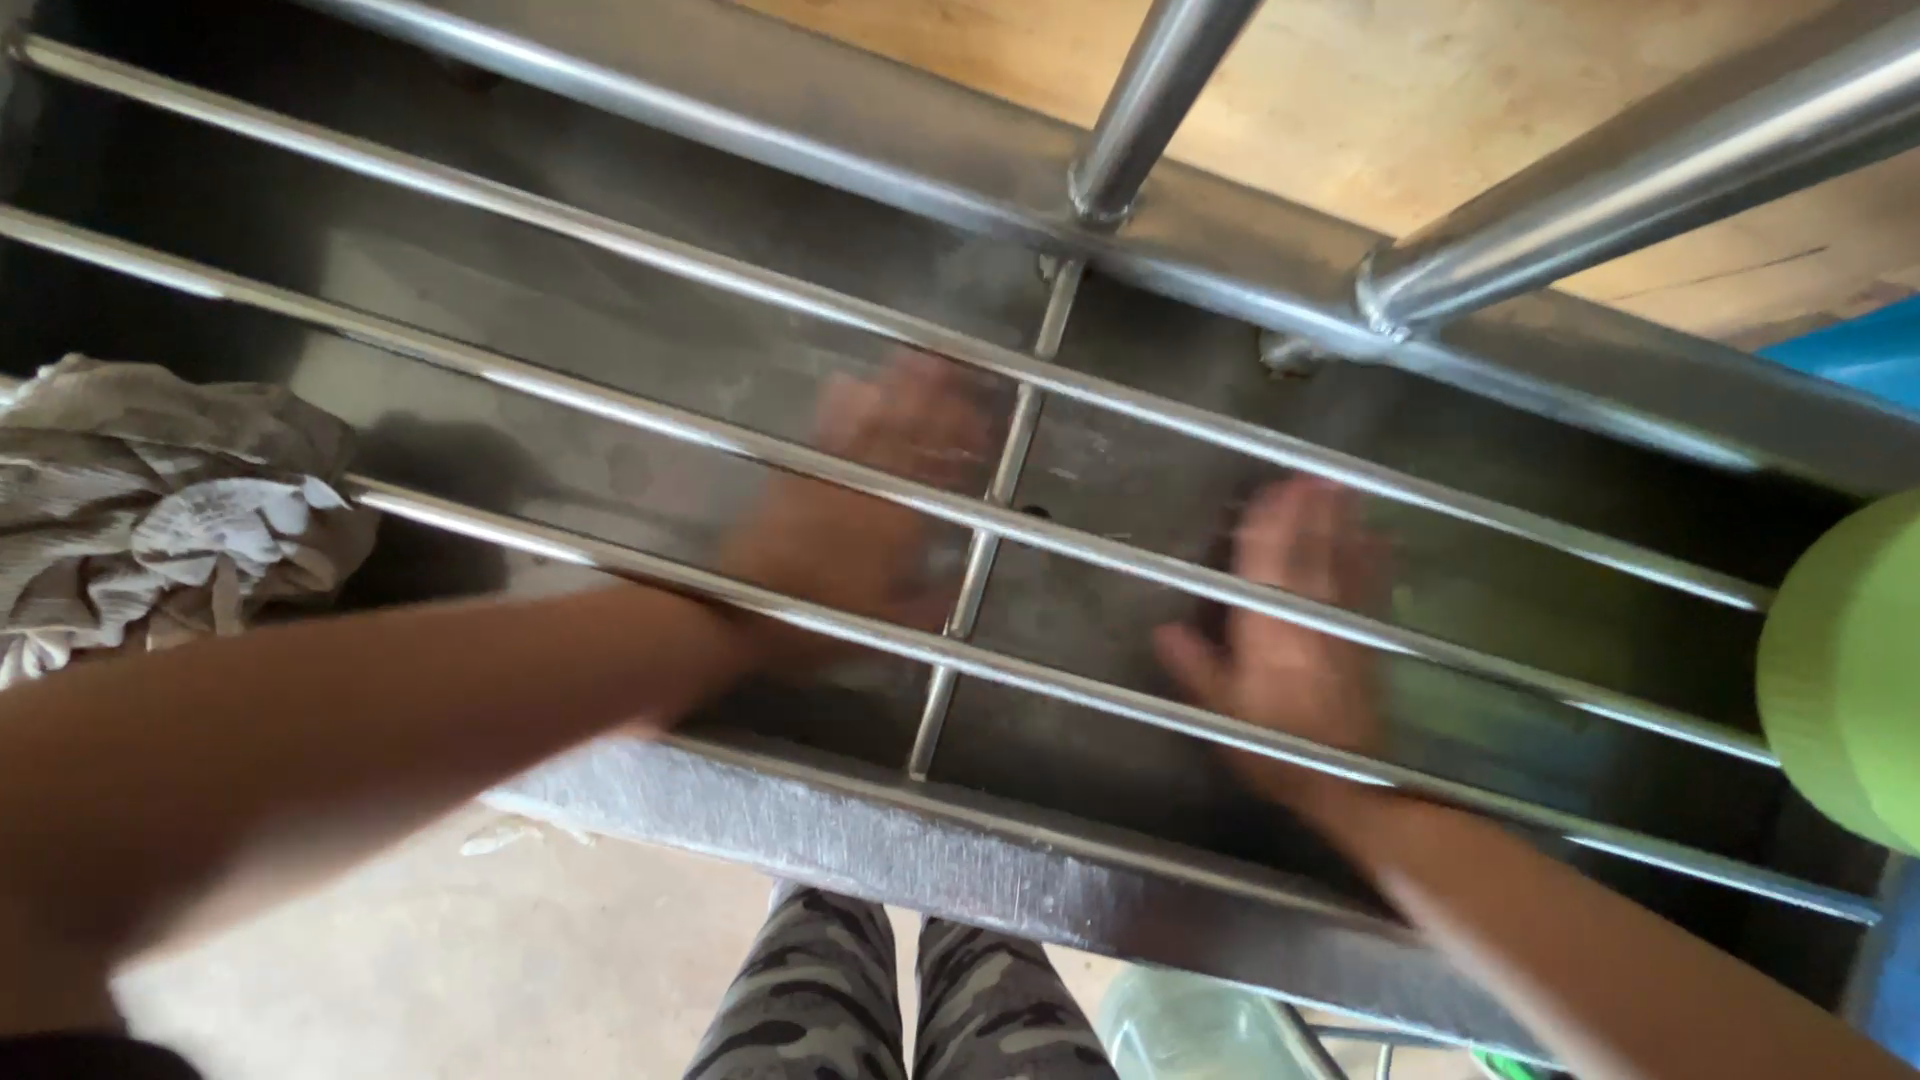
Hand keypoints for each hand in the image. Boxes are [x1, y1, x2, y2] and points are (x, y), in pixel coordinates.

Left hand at [720, 352, 988, 670]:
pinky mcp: (798, 475)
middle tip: (958, 362)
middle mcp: (868, 491)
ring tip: (917, 355)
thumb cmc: (818, 621)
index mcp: (897, 526)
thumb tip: (963, 575)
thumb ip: (933, 598)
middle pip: (910, 434)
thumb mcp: (888, 626)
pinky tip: (850, 381)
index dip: (965, 444)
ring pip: (872, 424)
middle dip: (938, 395)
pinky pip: (826, 432)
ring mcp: (831, 477)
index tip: (984, 421)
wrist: (743, 609)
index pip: (941, 473)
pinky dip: (840, 405)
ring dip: (897, 388)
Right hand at [1153, 476, 1388, 808]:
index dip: (1267, 526)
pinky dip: (1372, 561)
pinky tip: (1378, 539)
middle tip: (1313, 473)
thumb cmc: (1275, 747)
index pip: (1265, 568)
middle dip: (1309, 513)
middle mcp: (1308, 621)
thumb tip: (1164, 629)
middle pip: (1307, 555)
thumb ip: (1197, 668)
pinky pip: (1369, 591)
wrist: (1347, 782)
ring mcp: (1342, 628)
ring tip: (1344, 489)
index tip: (1270, 489)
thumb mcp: (1224, 713)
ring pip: (1340, 565)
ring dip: (1341, 525)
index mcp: (1268, 634)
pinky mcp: (1366, 642)